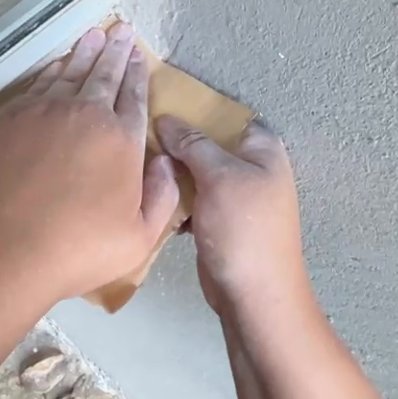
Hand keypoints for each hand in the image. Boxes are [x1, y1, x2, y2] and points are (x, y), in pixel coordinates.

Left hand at [0, 23, 182, 303]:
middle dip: (115, 51)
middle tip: (121, 29)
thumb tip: (166, 161)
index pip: (134, 97)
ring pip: (71, 72)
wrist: (9, 246)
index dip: (137, 73)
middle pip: (104, 74)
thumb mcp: (141, 236)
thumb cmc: (81, 248)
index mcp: (122, 140)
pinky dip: (53, 69)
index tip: (138, 54)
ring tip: (94, 35)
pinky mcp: (12, 118)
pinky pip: (39, 83)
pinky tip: (58, 64)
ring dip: (85, 52)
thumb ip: (163, 196)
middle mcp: (87, 114)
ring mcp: (46, 111)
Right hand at [156, 115, 312, 318]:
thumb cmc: (244, 229)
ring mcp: (233, 194)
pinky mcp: (217, 218)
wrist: (254, 297)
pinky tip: (147, 191)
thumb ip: (192, 144)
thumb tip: (166, 118)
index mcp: (261, 148)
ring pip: (194, 169)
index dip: (191, 107)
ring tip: (135, 160)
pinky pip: (191, 196)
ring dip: (171, 169)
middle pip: (206, 141)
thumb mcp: (219, 177)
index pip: (223, 114)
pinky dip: (174, 195)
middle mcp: (250, 166)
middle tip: (136, 131)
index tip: (155, 101)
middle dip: (175, 140)